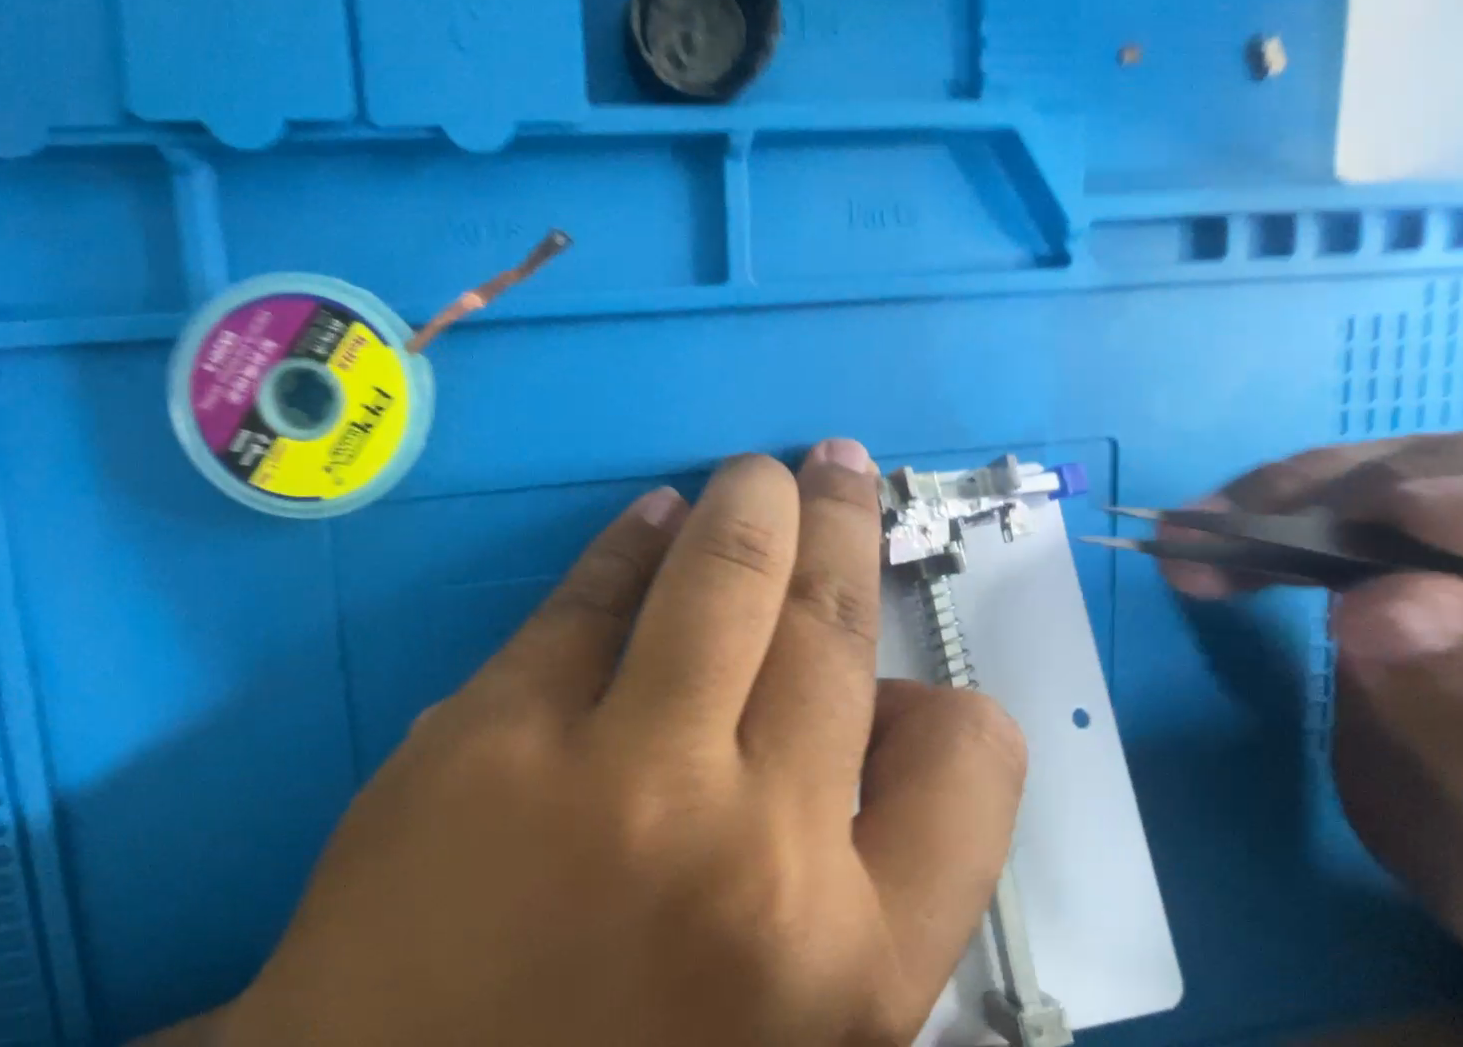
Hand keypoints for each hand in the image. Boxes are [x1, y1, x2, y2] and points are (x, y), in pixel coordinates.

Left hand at [198, 442, 1024, 1045]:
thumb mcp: (782, 1027)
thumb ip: (849, 889)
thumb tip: (869, 725)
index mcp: (849, 957)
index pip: (967, 767)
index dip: (948, 702)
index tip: (907, 670)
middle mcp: (752, 847)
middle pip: (829, 637)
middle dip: (843, 535)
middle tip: (840, 470)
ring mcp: (616, 773)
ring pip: (719, 587)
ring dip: (750, 509)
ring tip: (760, 473)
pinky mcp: (496, 730)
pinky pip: (586, 604)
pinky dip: (628, 547)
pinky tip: (651, 518)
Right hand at [1165, 412, 1462, 991]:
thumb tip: (1380, 602)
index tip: (1405, 514)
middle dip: (1377, 485)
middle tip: (1247, 529)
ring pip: (1436, 464)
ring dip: (1305, 491)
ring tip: (1197, 531)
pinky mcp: (1454, 550)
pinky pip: (1373, 498)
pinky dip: (1286, 509)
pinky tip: (1219, 537)